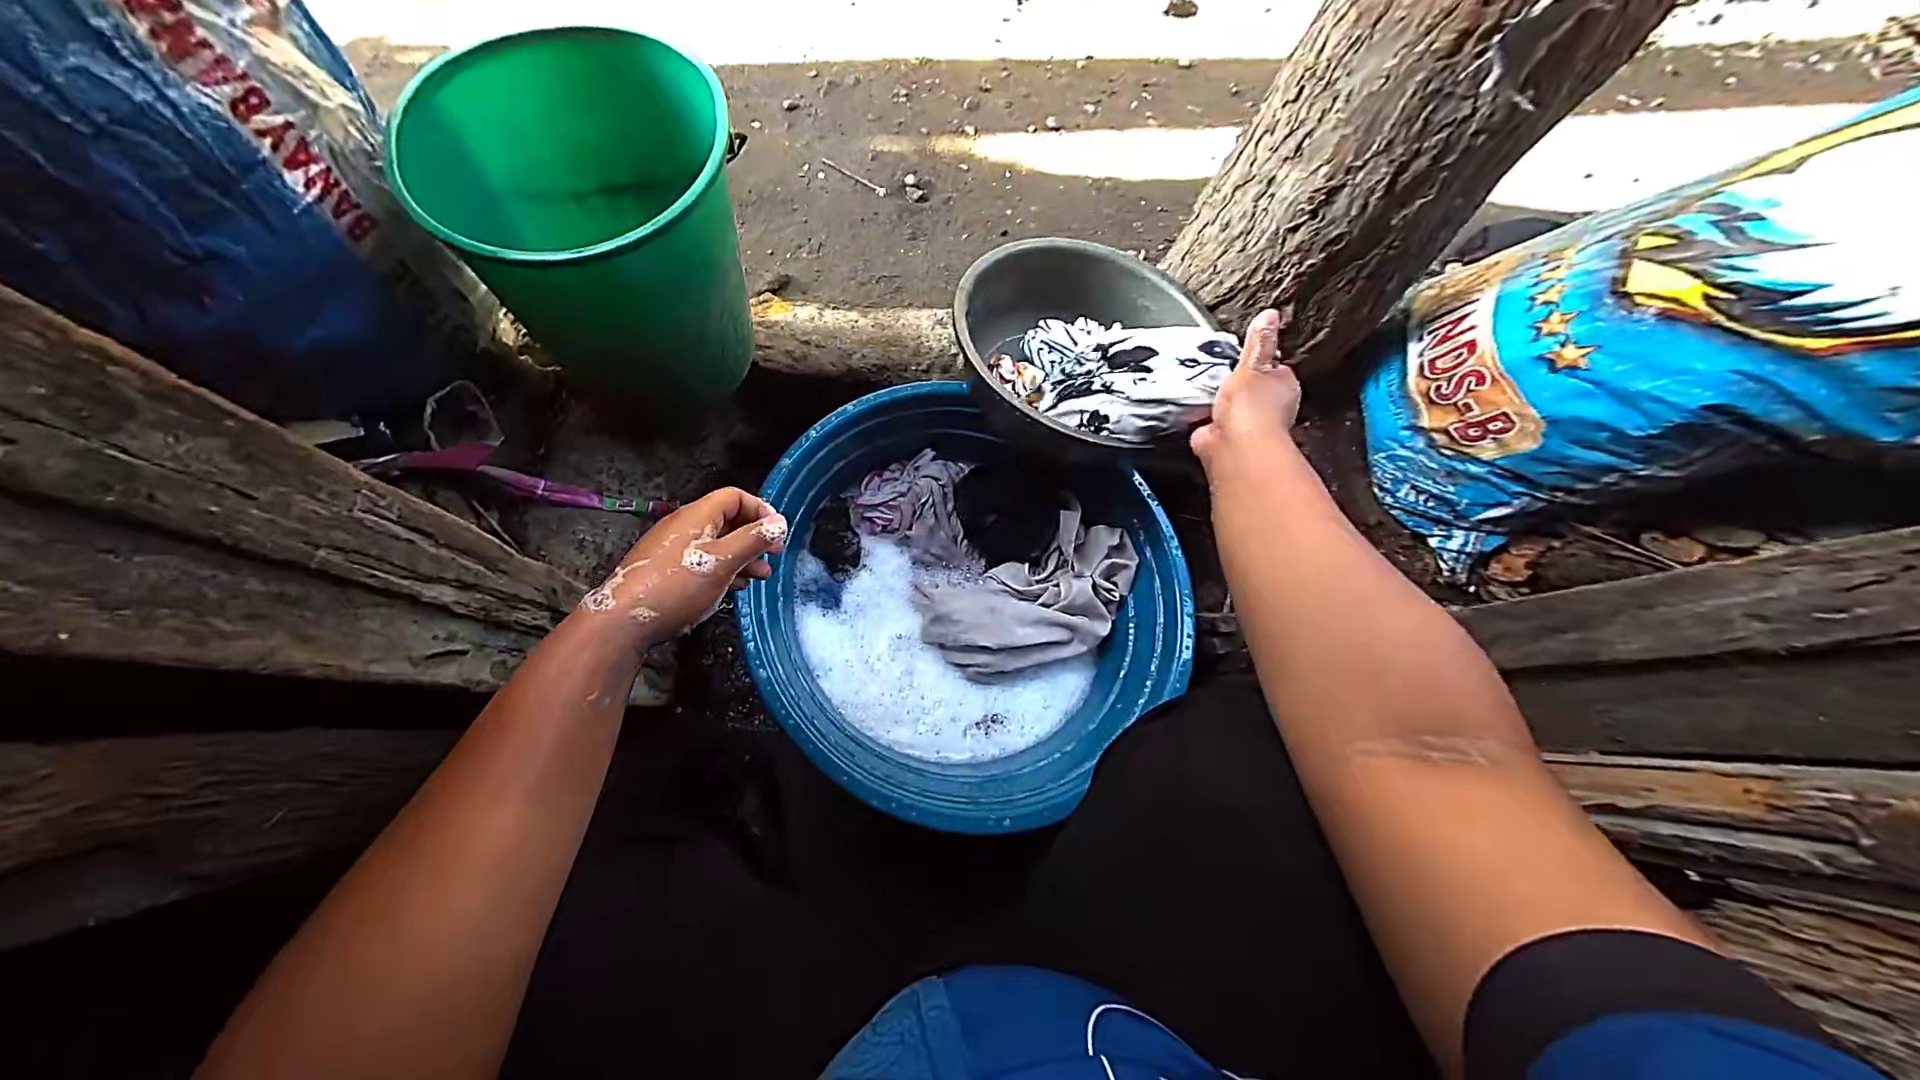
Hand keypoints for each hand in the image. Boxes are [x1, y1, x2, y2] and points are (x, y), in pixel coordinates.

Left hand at [574, 487, 787, 643]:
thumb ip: (753, 540)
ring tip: (760, 574)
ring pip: (718, 544)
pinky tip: (735, 585)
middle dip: (754, 536)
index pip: (735, 497)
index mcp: (697, 517)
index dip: (760, 509)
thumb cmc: (674, 588)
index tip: (776, 530)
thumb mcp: (723, 561)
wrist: (624, 622)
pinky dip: (725, 569)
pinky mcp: (668, 570)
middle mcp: (684, 527)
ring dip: (743, 556)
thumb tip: (779, 522)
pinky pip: (704, 561)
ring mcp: (675, 549)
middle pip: (728, 520)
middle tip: (773, 553)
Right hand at [1190, 308, 1300, 471]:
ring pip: (1231, 406)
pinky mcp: (1222, 438)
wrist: (1232, 443)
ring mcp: (1245, 425)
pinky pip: (1211, 423)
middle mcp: (1268, 408)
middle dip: (1237, 383)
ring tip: (1205, 390)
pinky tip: (1197, 412)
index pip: (1274, 368)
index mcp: (1283, 387)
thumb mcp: (1254, 363)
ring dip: (1219, 402)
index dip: (1259, 361)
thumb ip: (1259, 341)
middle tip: (1220, 372)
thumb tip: (1270, 315)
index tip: (1245, 355)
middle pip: (1252, 389)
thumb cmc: (1252, 407)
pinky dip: (1203, 419)